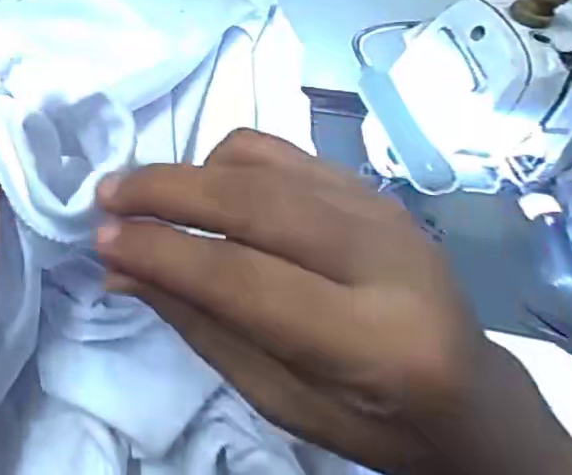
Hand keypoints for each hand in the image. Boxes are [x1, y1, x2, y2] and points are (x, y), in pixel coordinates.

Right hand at [96, 130, 571, 474]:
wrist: (469, 388)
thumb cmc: (373, 421)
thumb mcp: (283, 400)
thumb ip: (201, 325)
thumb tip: (121, 265)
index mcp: (375, 341)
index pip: (247, 281)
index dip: (167, 252)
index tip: (102, 237)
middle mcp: (384, 257)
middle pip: (255, 202)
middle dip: (169, 191)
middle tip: (107, 193)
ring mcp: (380, 207)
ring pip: (266, 164)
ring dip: (193, 170)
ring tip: (143, 190)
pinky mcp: (370, 184)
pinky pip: (284, 150)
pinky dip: (231, 158)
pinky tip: (208, 183)